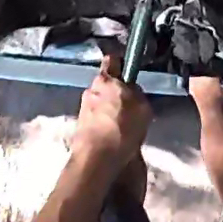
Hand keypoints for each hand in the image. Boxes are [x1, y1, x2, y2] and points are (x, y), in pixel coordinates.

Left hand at [70, 57, 150, 174]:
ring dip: (109, 110)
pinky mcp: (79, 128)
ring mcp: (82, 110)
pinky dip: (104, 125)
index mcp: (105, 80)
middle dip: (116, 92)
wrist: (97, 160)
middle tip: (131, 105)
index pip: (112, 61)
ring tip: (124, 126)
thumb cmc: (123, 127)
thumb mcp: (143, 106)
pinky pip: (96, 120)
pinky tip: (115, 137)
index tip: (129, 71)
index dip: (122, 64)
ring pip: (100, 104)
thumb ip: (137, 92)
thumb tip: (131, 90)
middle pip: (106, 85)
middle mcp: (90, 90)